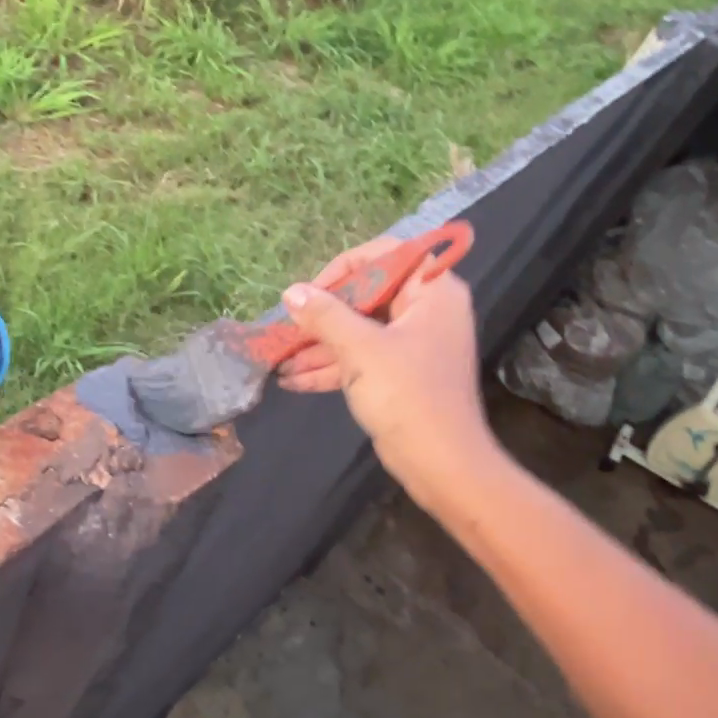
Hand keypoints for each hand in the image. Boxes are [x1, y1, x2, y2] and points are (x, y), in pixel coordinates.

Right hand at [274, 238, 498, 506]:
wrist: (439, 461)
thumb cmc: (407, 395)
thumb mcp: (360, 350)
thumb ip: (324, 316)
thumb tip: (291, 292)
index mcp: (432, 291)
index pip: (387, 256)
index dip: (345, 268)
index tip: (311, 292)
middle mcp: (426, 311)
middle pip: (367, 296)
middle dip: (322, 315)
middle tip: (287, 327)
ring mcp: (412, 345)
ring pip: (358, 332)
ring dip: (318, 346)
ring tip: (278, 360)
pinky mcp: (399, 376)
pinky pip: (360, 360)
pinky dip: (330, 368)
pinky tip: (292, 381)